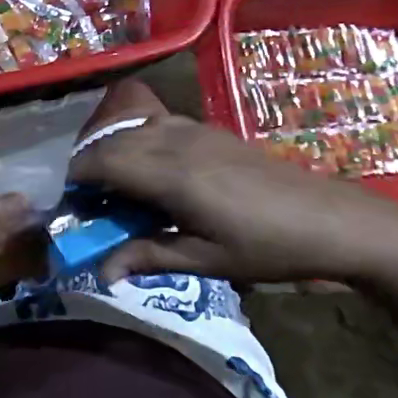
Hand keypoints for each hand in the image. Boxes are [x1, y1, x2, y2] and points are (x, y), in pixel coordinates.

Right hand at [69, 115, 397, 284]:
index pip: (103, 161)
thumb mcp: (206, 261)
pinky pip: (160, 125)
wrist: (330, 219)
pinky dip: (140, 142)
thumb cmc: (267, 247)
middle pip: (114, 140)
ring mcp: (197, 130)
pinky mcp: (212, 130)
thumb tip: (101, 271)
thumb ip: (149, 257)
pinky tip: (151, 172)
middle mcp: (177, 141)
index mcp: (171, 174)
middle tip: (87, 201)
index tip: (67, 202)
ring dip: (115, 150)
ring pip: (135, 128)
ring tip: (114, 187)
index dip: (76, 176)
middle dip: (90, 164)